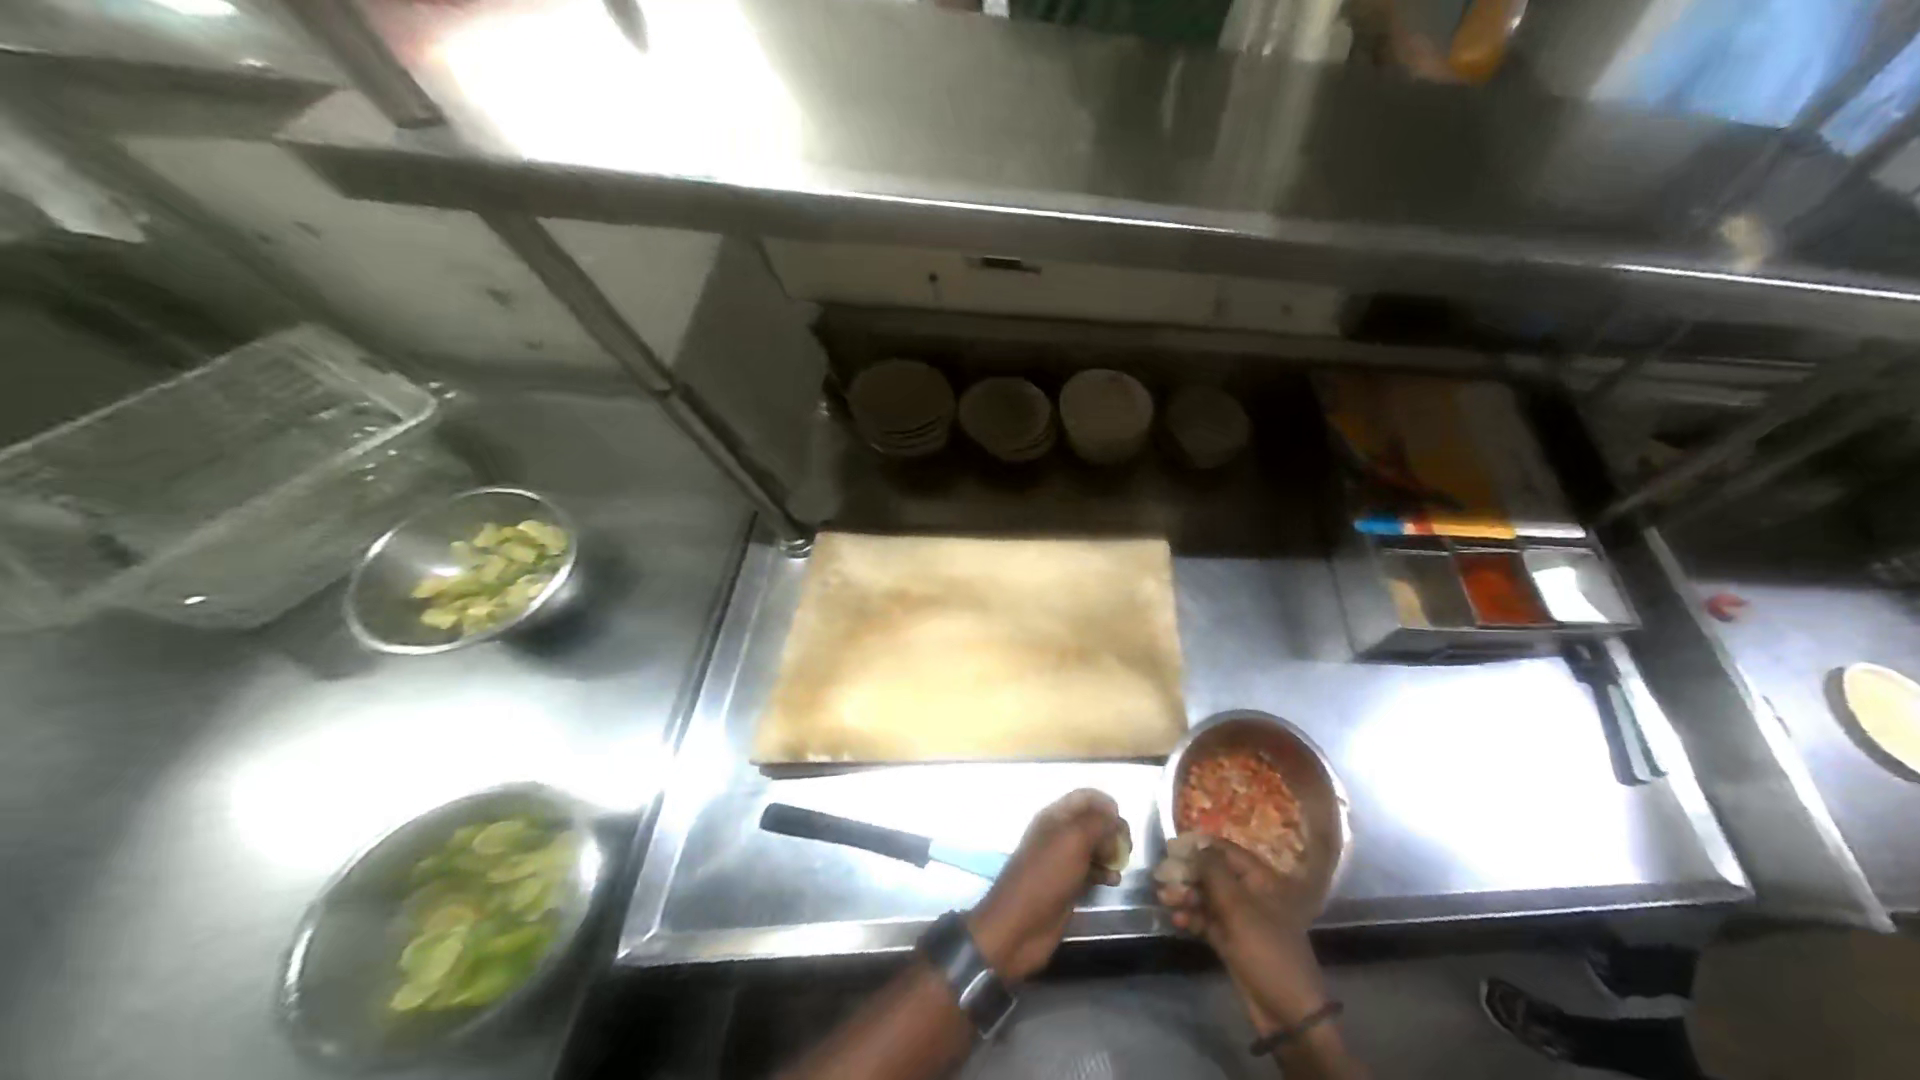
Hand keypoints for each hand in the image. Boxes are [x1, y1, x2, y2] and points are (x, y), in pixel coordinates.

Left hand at [968, 789, 1127, 981]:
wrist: (1020, 924)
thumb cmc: (1046, 875)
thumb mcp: (1073, 840)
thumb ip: (1097, 822)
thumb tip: (1113, 816)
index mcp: (1055, 816)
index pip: (1084, 797)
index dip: (1105, 802)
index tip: (1121, 818)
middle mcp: (1059, 834)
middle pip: (1092, 821)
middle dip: (1112, 829)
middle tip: (1125, 846)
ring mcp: (1063, 861)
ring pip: (1095, 847)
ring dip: (1111, 852)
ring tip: (1121, 863)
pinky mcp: (1068, 884)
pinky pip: (1092, 871)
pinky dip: (1105, 872)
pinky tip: (1113, 881)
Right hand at [1156, 838, 1328, 1029]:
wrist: (1288, 1012)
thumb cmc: (1267, 951)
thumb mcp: (1239, 908)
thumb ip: (1214, 873)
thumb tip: (1196, 846)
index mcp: (1262, 881)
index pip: (1227, 851)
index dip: (1200, 846)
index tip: (1172, 846)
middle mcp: (1250, 895)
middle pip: (1213, 874)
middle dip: (1187, 873)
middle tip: (1161, 875)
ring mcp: (1240, 919)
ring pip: (1207, 897)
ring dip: (1185, 896)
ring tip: (1164, 898)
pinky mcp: (1230, 940)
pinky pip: (1206, 921)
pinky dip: (1191, 918)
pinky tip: (1177, 920)